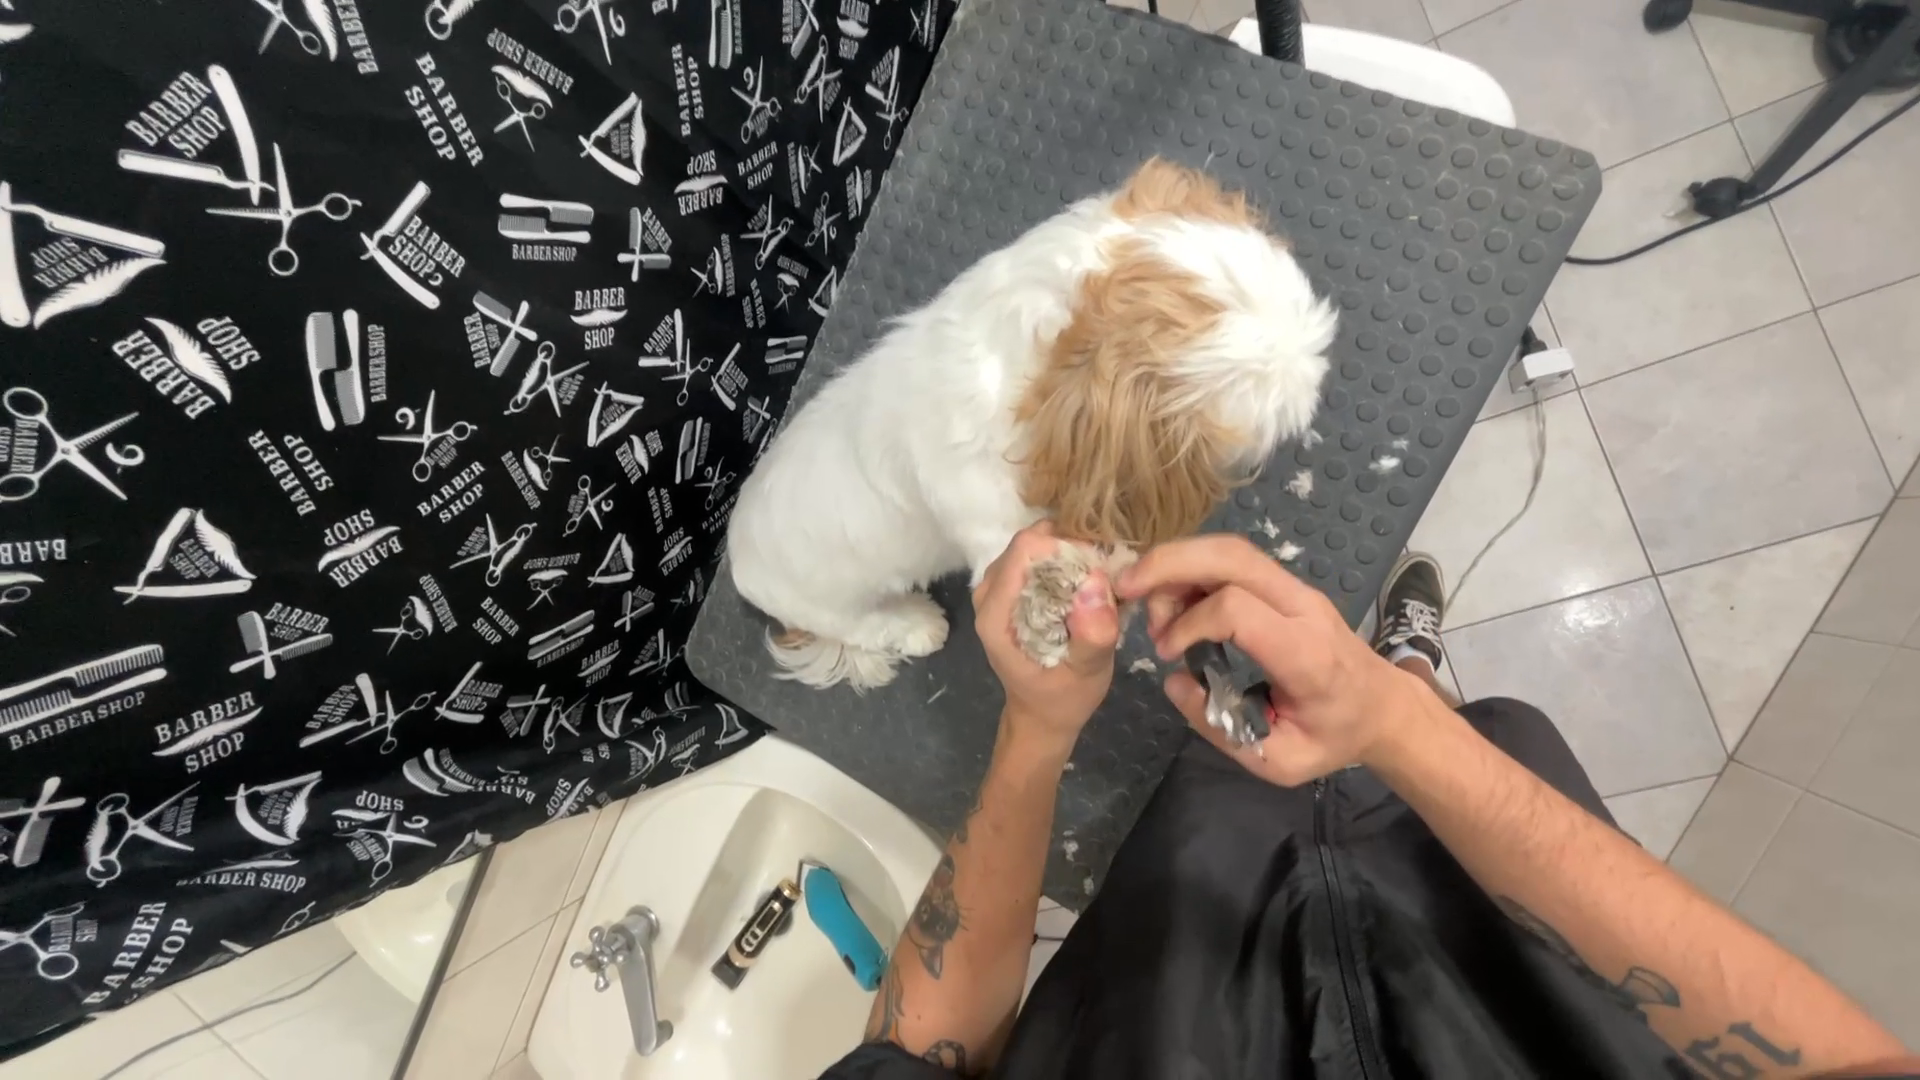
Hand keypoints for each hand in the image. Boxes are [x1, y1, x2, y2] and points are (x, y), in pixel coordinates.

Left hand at [971, 522, 1120, 750]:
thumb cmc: (1063, 699)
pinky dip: (1057, 564)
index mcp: (995, 615)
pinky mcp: (1004, 592)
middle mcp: (986, 596)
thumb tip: (1096, 582)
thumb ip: (1092, 634)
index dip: (1064, 547)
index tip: (1096, 568)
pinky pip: (1030, 560)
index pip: (1024, 550)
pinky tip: (1079, 586)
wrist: (1042, 717)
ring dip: (1063, 555)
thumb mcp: (1088, 673)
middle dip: (1067, 549)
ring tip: (1093, 581)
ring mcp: (993, 592)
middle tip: (1100, 575)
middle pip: (1026, 545)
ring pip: (1029, 549)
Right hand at [1117, 535, 1423, 785]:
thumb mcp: (1280, 761)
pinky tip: (1171, 596)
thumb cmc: (1332, 736)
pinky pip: (1231, 557)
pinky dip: (1190, 565)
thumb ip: (1220, 728)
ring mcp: (1295, 587)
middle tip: (1126, 588)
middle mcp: (1302, 606)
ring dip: (1176, 563)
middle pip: (1230, 556)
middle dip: (1169, 564)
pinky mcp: (1283, 582)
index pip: (1237, 609)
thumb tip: (1174, 681)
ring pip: (1228, 549)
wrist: (1383, 705)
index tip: (1166, 652)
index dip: (1189, 623)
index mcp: (1305, 653)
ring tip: (1149, 602)